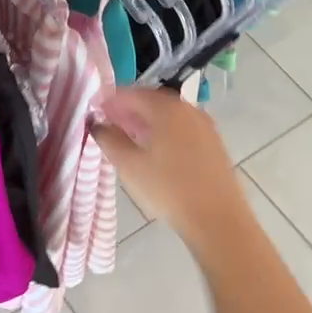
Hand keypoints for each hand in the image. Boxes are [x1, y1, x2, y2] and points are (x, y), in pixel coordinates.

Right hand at [92, 87, 252, 247]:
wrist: (217, 219)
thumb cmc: (168, 189)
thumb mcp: (129, 165)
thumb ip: (109, 139)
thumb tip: (98, 124)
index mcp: (165, 108)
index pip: (130, 93)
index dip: (109, 101)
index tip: (94, 113)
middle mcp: (187, 109)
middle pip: (151, 100)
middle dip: (128, 110)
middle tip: (109, 125)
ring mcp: (204, 125)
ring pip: (168, 114)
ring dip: (146, 121)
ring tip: (129, 139)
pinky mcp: (213, 143)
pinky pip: (182, 127)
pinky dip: (164, 131)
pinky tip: (155, 150)